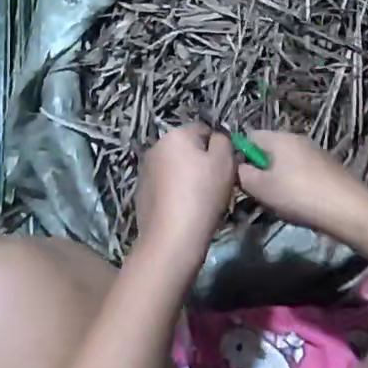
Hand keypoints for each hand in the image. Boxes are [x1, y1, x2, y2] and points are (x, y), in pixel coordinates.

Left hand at [134, 125, 235, 258]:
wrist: (172, 236)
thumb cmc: (202, 194)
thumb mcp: (225, 162)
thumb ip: (223, 141)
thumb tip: (216, 139)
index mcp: (175, 135)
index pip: (204, 131)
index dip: (219, 148)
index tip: (226, 169)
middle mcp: (155, 147)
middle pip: (188, 149)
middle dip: (201, 163)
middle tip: (215, 185)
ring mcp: (145, 170)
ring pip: (176, 168)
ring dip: (187, 177)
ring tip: (199, 201)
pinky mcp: (142, 192)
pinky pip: (165, 186)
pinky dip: (175, 192)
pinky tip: (183, 210)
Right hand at [234, 131, 367, 237]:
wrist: (348, 210)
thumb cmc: (298, 195)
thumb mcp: (261, 188)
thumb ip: (242, 174)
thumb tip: (238, 167)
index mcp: (280, 138)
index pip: (249, 136)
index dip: (240, 155)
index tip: (239, 177)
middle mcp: (298, 139)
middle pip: (269, 150)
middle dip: (260, 170)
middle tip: (257, 193)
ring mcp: (316, 153)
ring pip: (286, 163)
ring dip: (278, 180)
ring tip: (278, 202)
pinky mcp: (329, 168)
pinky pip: (302, 173)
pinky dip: (296, 186)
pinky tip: (299, 204)